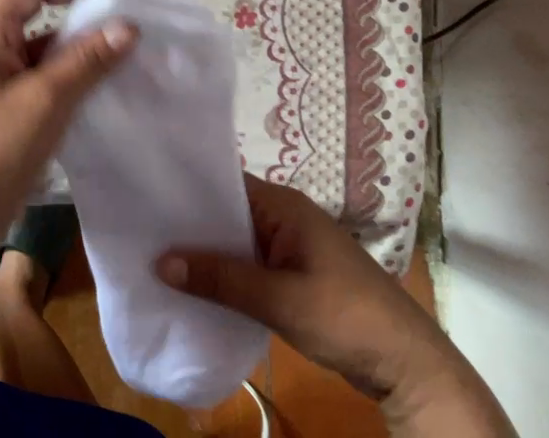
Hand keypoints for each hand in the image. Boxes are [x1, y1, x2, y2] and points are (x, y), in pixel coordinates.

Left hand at [0, 0, 135, 229]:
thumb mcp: (46, 99)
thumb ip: (87, 60)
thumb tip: (128, 26)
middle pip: (40, 5)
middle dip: (85, 9)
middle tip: (131, 24)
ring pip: (47, 42)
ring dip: (84, 44)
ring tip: (130, 55)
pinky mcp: (10, 100)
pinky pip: (46, 71)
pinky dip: (75, 72)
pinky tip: (108, 86)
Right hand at [155, 174, 456, 401]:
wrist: (409, 365)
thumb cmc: (347, 317)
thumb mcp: (279, 300)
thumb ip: (220, 279)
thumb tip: (160, 262)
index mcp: (284, 206)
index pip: (222, 182)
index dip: (183, 189)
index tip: (143, 196)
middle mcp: (285, 216)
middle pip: (225, 211)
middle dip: (188, 224)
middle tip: (139, 229)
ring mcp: (290, 245)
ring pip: (235, 239)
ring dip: (204, 251)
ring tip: (154, 255)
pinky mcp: (293, 273)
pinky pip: (247, 262)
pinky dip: (223, 272)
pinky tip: (193, 284)